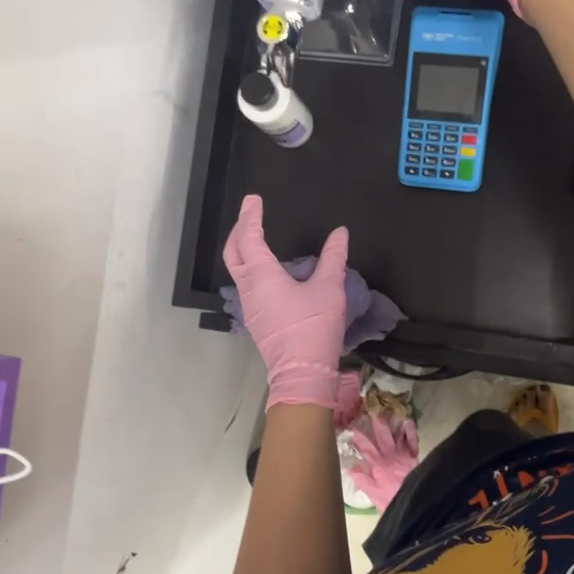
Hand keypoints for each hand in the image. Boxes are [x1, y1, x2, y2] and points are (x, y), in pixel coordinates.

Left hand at [223, 194, 350, 409]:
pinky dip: (252, 269)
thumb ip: (333, 258)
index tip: (253, 200)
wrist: (302, 373)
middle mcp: (249, 289)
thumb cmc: (313, 327)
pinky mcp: (258, 320)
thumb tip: (339, 233)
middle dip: (238, 231)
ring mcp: (250, 307)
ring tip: (257, 239)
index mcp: (261, 276)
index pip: (249, 237)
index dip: (250, 216)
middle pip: (233, 253)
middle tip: (249, 216)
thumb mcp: (329, 289)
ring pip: (238, 271)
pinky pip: (247, 286)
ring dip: (243, 251)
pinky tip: (269, 272)